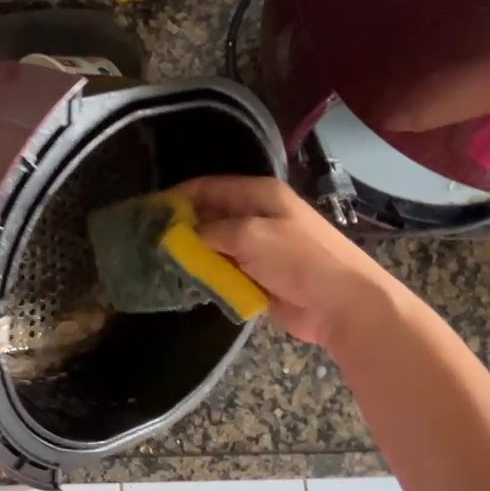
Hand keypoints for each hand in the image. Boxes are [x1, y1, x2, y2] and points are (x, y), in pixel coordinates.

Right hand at [167, 176, 402, 347]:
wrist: (343, 304)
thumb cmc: (300, 260)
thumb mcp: (250, 236)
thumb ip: (208, 232)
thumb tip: (174, 236)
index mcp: (260, 195)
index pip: (208, 186)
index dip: (177, 196)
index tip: (146, 211)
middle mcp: (257, 216)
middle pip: (208, 215)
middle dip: (179, 227)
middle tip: (146, 241)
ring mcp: (258, 247)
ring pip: (213, 246)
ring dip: (191, 254)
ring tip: (158, 263)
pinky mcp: (258, 276)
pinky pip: (223, 271)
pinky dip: (206, 275)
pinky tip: (185, 282)